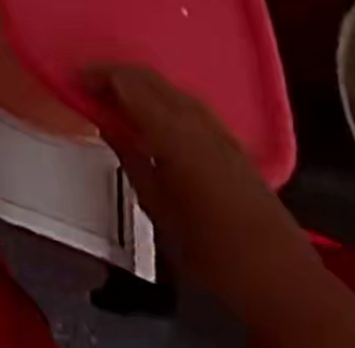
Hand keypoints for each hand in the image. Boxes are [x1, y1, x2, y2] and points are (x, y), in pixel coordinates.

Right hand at [83, 66, 320, 314]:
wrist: (281, 280)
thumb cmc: (209, 248)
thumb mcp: (154, 203)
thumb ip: (129, 155)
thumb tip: (106, 125)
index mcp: (174, 134)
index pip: (129, 84)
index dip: (98, 76)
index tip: (73, 79)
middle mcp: (199, 123)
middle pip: (151, 80)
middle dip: (116, 75)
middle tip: (87, 84)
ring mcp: (221, 131)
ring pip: (172, 89)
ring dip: (141, 85)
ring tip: (116, 97)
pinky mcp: (235, 145)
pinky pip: (191, 105)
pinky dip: (165, 99)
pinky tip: (156, 115)